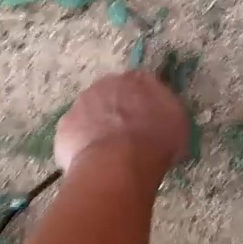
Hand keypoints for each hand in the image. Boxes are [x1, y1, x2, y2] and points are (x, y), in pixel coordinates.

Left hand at [54, 71, 188, 175]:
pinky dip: (81, 144)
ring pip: (90, 112)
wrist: (118, 163)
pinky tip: (92, 160)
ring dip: (97, 126)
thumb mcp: (178, 124)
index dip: (143, 103)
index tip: (146, 120)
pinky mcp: (64, 125)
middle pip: (112, 94)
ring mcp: (82, 103)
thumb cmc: (156, 142)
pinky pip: (74, 133)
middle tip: (126, 136)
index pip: (141, 84)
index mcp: (139, 79)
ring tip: (107, 152)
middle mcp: (109, 84)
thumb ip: (167, 111)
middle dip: (117, 111)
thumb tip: (162, 114)